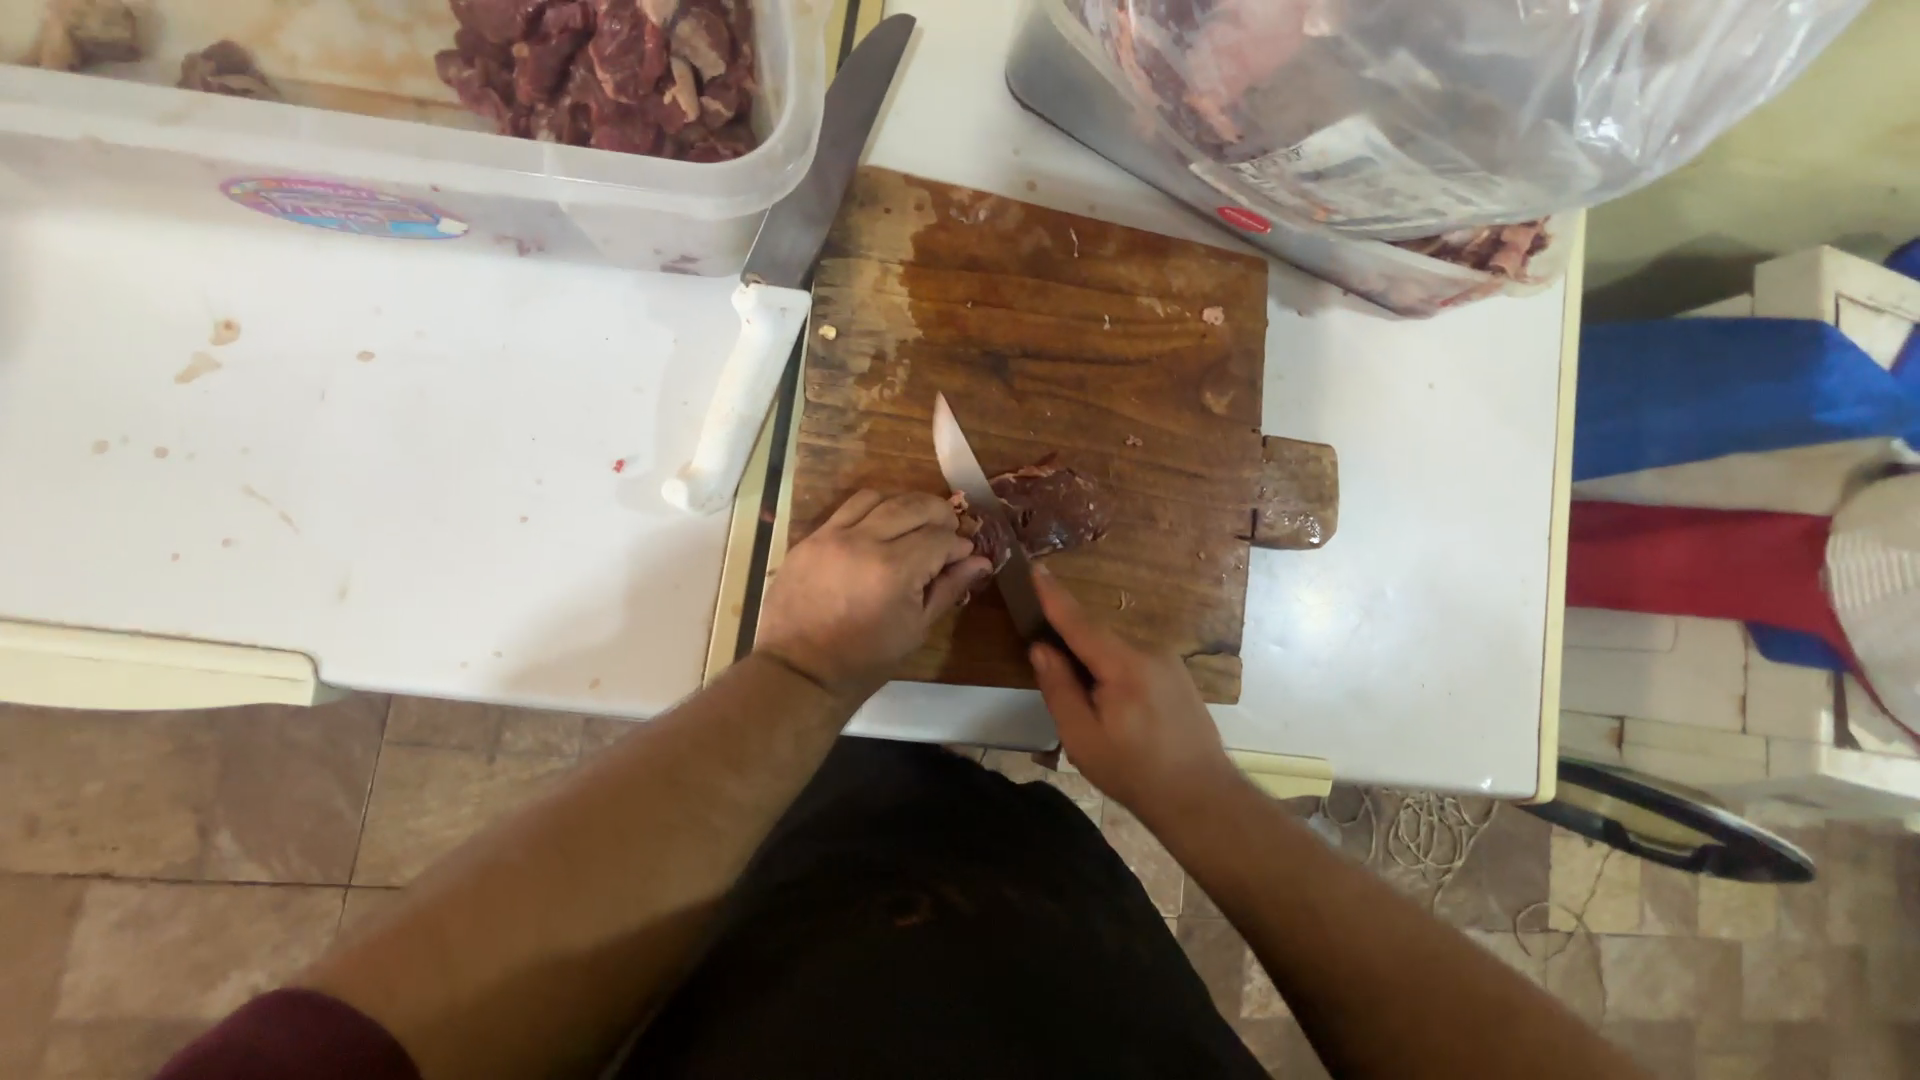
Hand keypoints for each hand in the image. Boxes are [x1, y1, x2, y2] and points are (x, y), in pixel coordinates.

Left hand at [757, 490, 992, 696]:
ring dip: (904, 505)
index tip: (964, 554)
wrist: (800, 670)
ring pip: (879, 497)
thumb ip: (948, 588)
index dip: (958, 544)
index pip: (939, 538)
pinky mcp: (812, 538)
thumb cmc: (865, 659)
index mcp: (895, 570)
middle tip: (949, 529)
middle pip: (913, 506)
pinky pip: (847, 508)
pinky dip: (872, 509)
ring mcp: (833, 535)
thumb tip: (981, 561)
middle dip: (940, 514)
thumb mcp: (916, 629)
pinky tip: (880, 527)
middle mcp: (864, 542)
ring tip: (914, 523)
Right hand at [1029, 570, 1243, 818]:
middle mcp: (1150, 653)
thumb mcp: (1082, 738)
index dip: (1053, 597)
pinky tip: (1118, 715)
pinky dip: (1115, 677)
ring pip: (1116, 654)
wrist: (1202, 798)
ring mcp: (1169, 663)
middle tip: (1057, 685)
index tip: (1033, 568)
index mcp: (1124, 666)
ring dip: (1096, 670)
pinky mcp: (1178, 677)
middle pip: (1097, 640)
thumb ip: (1059, 688)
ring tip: (1094, 716)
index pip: (1079, 623)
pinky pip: (1134, 665)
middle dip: (1072, 651)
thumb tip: (1041, 648)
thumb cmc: (1135, 773)